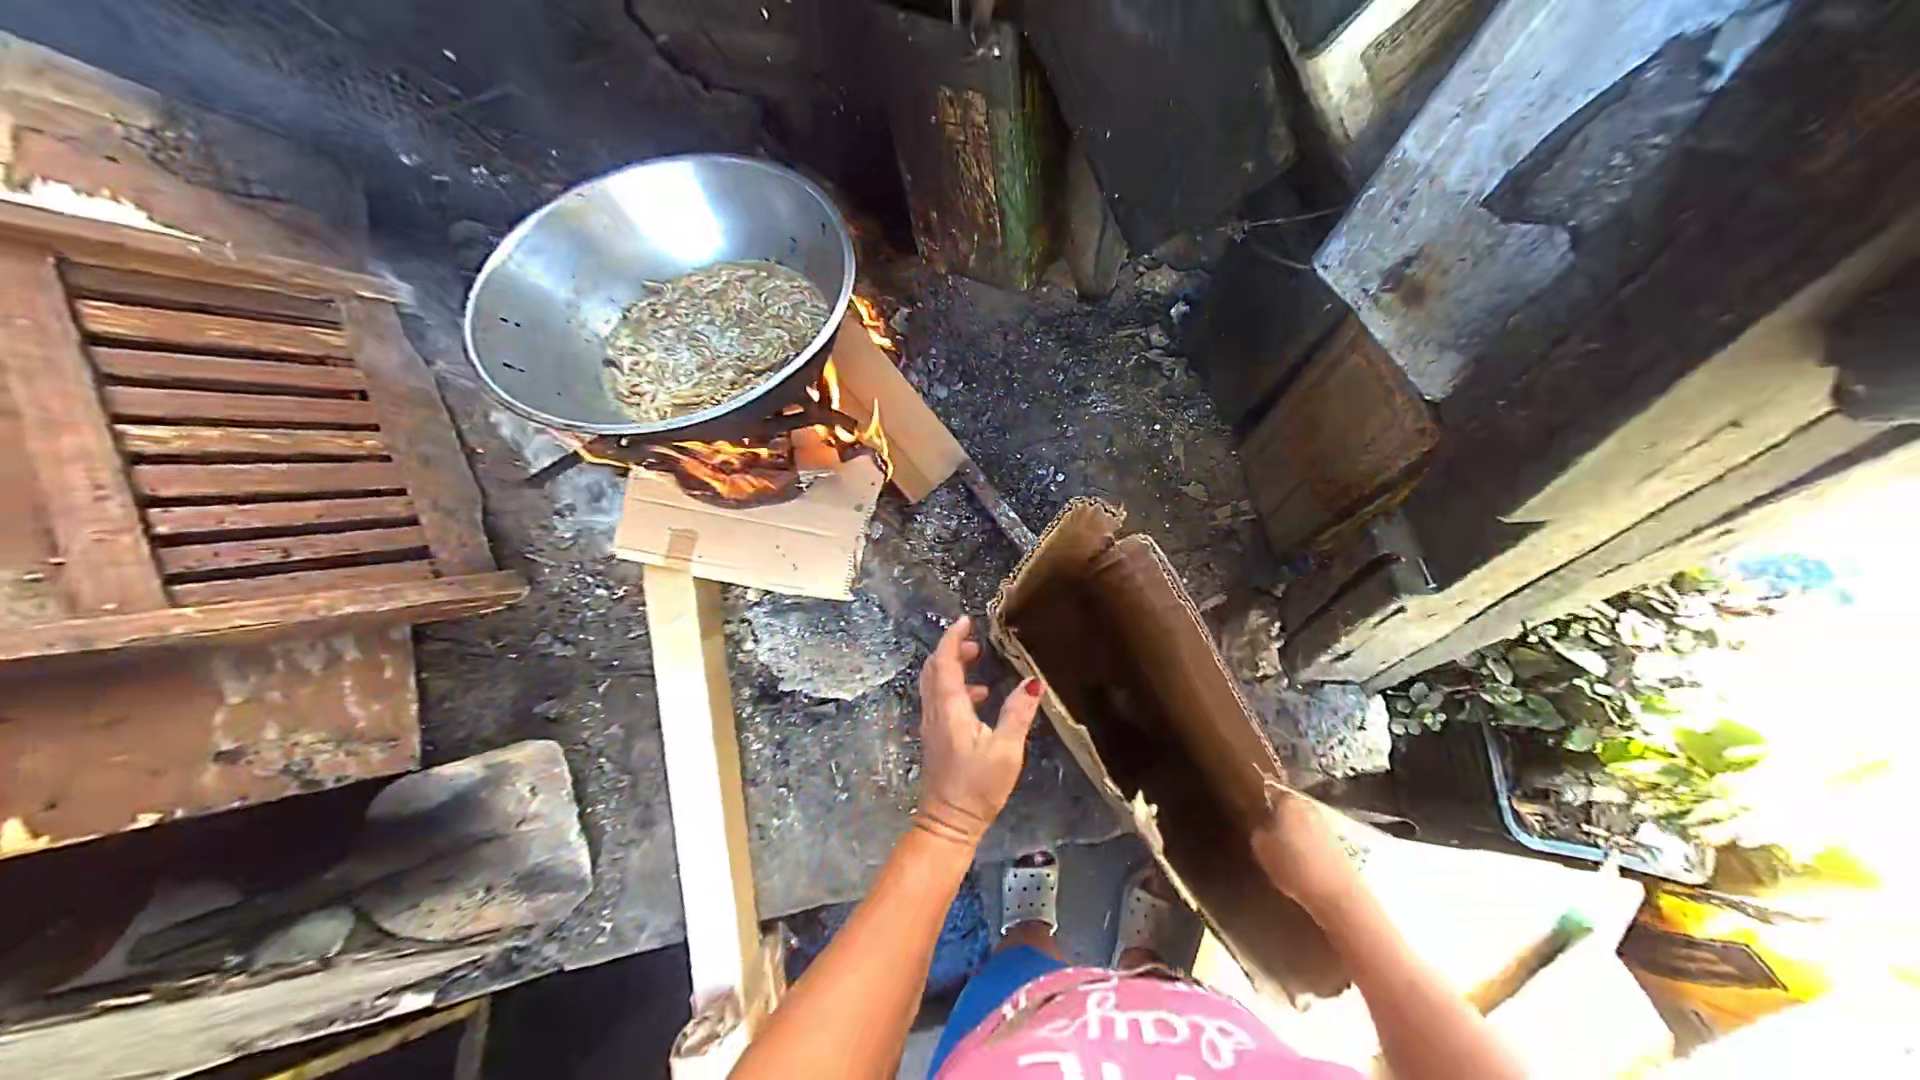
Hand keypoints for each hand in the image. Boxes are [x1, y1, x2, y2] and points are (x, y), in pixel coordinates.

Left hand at [914, 615, 1043, 847]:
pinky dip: (955, 687)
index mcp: (949, 708)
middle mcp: (935, 711)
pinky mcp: (935, 737)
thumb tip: (1033, 682)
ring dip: (952, 667)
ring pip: (934, 684)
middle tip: (975, 641)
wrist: (949, 823)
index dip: (953, 638)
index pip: (944, 662)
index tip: (966, 621)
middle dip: (952, 649)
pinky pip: (939, 699)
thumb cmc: (978, 786)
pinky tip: (980, 699)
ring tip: (979, 662)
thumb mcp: (1006, 749)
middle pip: (934, 669)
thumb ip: (1018, 713)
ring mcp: (932, 725)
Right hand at [1250, 788, 1361, 915]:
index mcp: (1288, 801)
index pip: (1268, 790)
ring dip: (1291, 829)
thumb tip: (1262, 824)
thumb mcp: (1260, 848)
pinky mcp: (1337, 841)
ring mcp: (1325, 823)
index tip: (1251, 812)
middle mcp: (1308, 805)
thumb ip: (1257, 829)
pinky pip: (1312, 835)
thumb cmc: (1293, 867)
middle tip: (1264, 830)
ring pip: (1300, 820)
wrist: (1338, 895)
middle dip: (1276, 814)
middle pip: (1286, 804)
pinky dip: (1304, 842)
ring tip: (1280, 847)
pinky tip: (1298, 858)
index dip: (1258, 800)